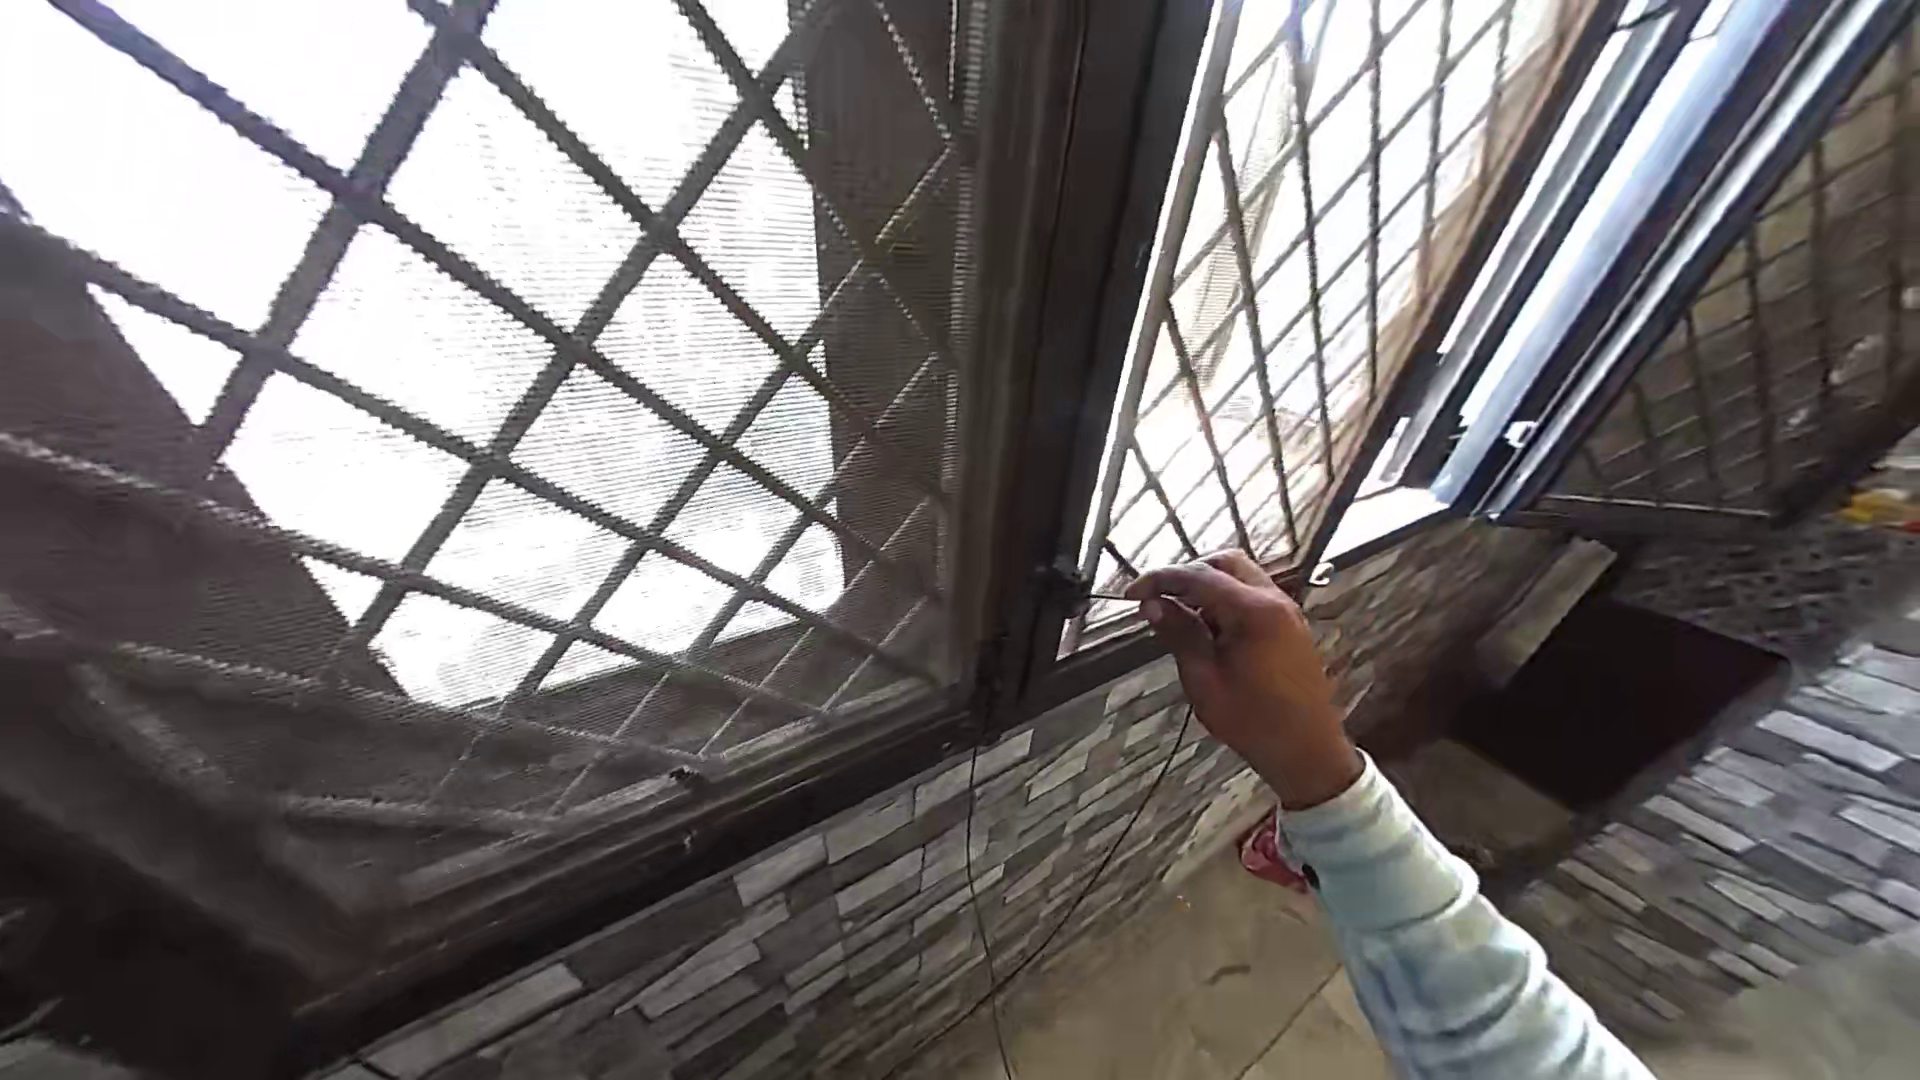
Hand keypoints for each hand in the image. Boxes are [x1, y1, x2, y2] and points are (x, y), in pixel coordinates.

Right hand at [1124, 551, 1361, 808]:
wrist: (1308, 752)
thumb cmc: (1253, 722)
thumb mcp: (1204, 680)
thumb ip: (1179, 634)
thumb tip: (1152, 604)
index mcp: (1254, 612)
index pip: (1198, 576)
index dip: (1159, 580)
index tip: (1132, 594)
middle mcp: (1274, 601)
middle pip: (1223, 562)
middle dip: (1186, 573)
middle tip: (1157, 598)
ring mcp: (1285, 611)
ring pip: (1239, 574)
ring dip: (1205, 583)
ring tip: (1177, 612)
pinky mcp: (1287, 624)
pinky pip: (1250, 593)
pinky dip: (1223, 597)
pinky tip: (1203, 624)